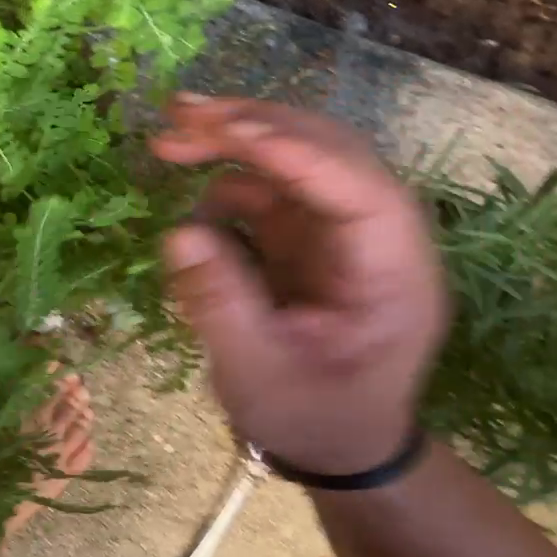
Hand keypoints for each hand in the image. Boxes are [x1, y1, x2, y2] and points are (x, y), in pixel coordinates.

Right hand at [150, 95, 449, 473]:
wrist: (331, 441)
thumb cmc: (306, 413)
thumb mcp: (255, 368)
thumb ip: (219, 301)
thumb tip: (179, 231)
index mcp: (390, 274)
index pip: (358, 191)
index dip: (295, 154)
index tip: (222, 132)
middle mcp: (373, 240)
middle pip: (330, 155)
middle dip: (256, 127)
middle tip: (179, 114)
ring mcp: (336, 236)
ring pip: (296, 161)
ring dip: (234, 142)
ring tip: (167, 139)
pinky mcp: (302, 240)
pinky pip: (265, 191)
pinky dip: (222, 182)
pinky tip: (188, 209)